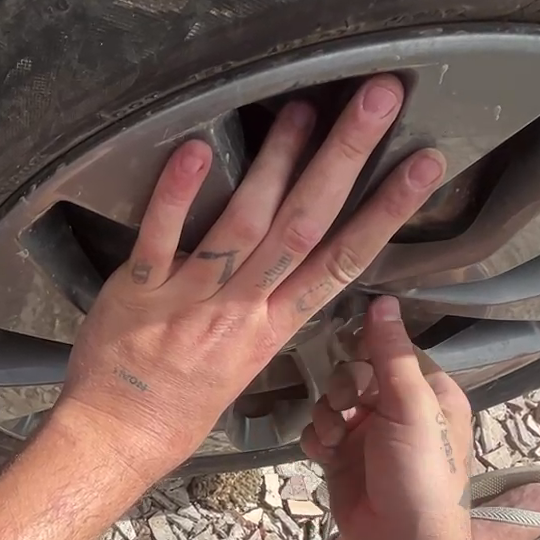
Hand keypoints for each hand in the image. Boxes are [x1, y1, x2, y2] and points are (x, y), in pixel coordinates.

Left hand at [45, 75, 446, 480]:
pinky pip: (159, 239)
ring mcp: (188, 300)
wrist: (116, 440)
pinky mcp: (138, 293)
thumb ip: (259, 319)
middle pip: (302, 228)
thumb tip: (281, 280)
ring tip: (302, 109)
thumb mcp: (236, 370)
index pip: (339, 264)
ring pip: (241, 225)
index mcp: (268, 332)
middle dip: (344, 160)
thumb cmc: (176, 413)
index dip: (385, 212)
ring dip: (275, 164)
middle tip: (379, 99)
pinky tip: (195, 149)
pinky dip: (176, 196)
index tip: (423, 165)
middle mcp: (238, 311)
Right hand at [300, 295, 476, 539]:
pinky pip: (317, 433)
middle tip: (347, 408)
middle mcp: (398, 410)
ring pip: (330, 402)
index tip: (354, 357)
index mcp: (429, 393)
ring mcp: (367, 436)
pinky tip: (323, 454)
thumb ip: (391, 354)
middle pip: (353, 374)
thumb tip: (382, 300)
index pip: (391, 351)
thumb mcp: (411, 408)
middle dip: (342, 389)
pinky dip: (316, 440)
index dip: (368, 352)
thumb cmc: (419, 474)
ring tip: (335, 439)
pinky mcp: (341, 459)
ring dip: (325, 416)